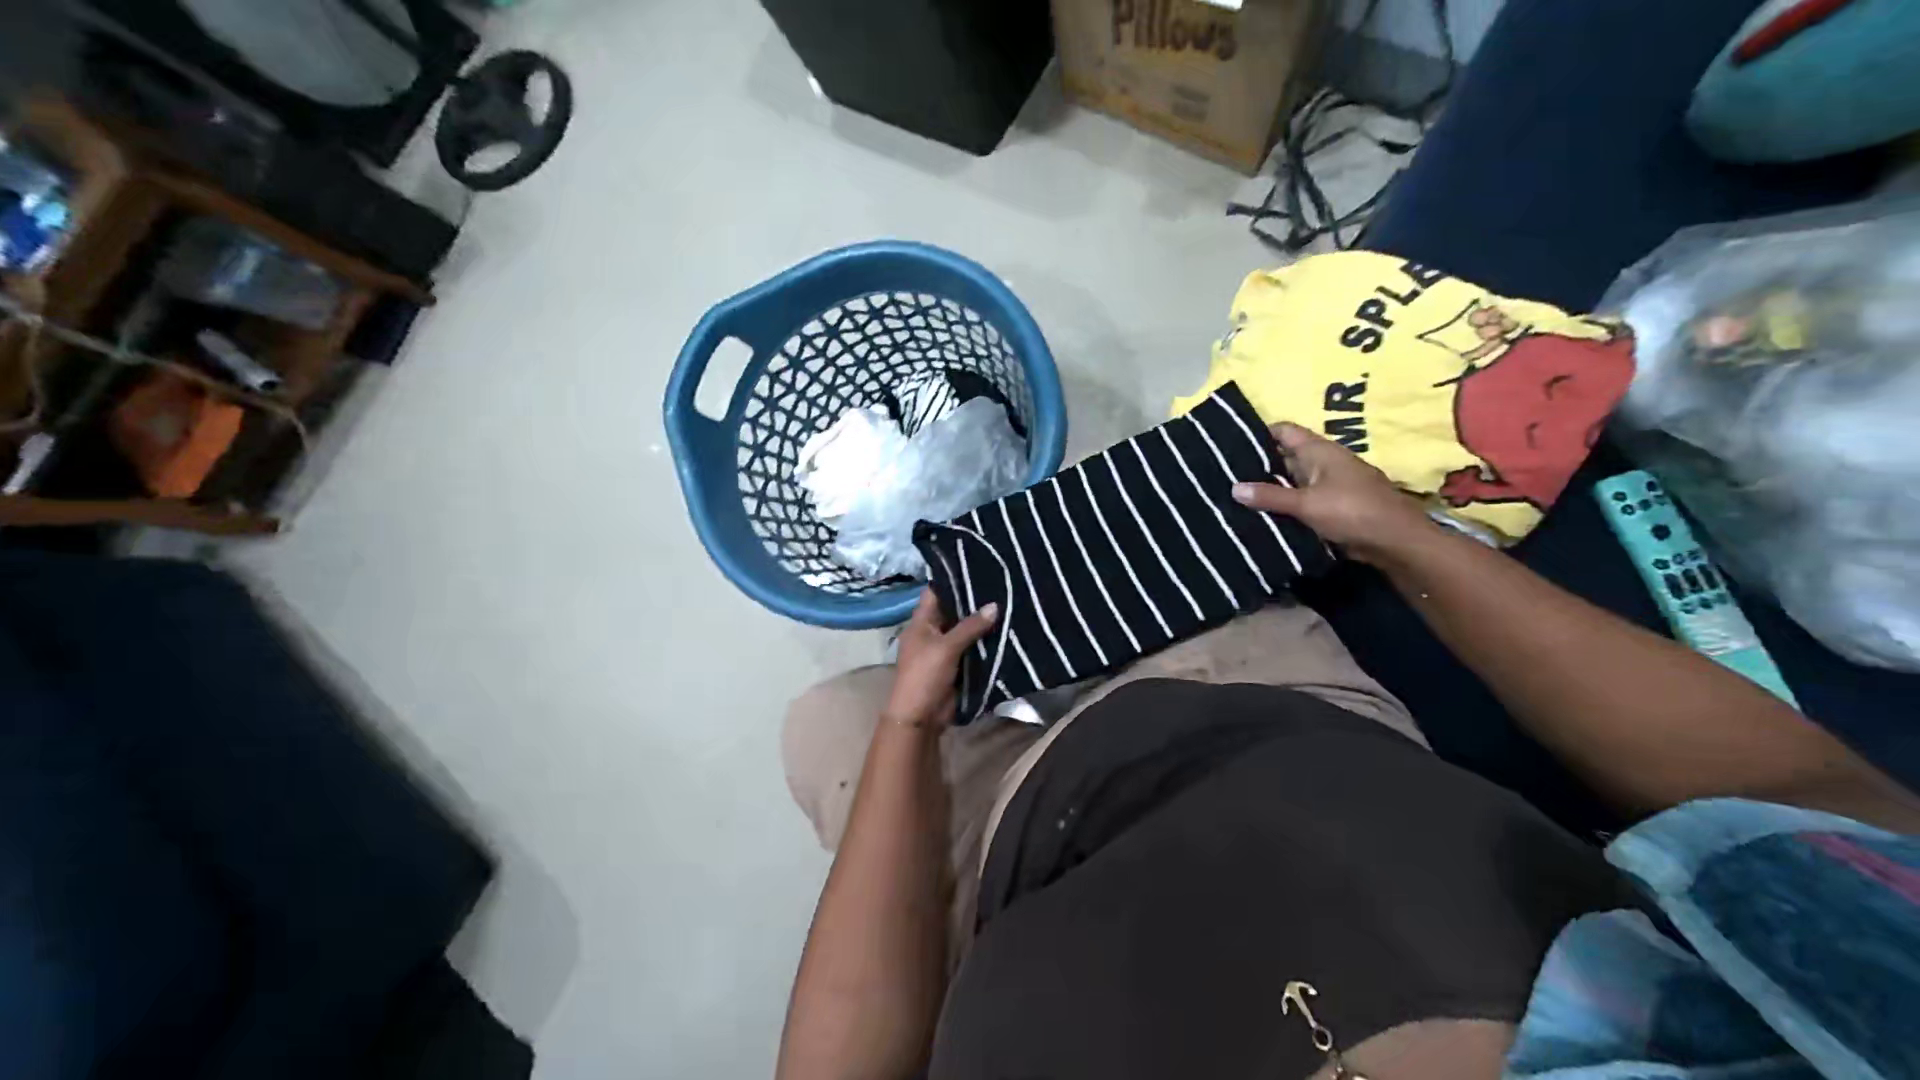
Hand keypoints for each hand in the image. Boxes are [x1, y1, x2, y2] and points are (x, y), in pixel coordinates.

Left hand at [882, 589, 999, 730]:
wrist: (921, 716)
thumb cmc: (925, 675)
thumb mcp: (946, 647)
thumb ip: (970, 626)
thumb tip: (995, 605)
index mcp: (921, 622)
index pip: (935, 592)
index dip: (952, 580)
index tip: (976, 567)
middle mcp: (932, 632)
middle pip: (953, 610)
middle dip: (973, 601)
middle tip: (1001, 583)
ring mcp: (944, 649)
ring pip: (965, 629)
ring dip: (982, 622)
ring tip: (1009, 601)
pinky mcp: (956, 664)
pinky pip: (972, 648)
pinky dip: (985, 641)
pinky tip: (1005, 629)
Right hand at [1231, 422, 1435, 564]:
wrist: (1397, 542)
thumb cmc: (1353, 512)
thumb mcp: (1306, 504)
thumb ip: (1270, 495)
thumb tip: (1233, 487)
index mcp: (1319, 451)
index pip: (1283, 430)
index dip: (1258, 433)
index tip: (1230, 444)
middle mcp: (1323, 462)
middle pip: (1284, 456)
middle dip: (1257, 464)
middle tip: (1223, 473)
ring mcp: (1328, 484)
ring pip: (1290, 480)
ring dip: (1268, 487)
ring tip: (1233, 494)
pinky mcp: (1331, 506)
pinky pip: (1299, 500)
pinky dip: (1282, 504)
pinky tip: (1259, 513)